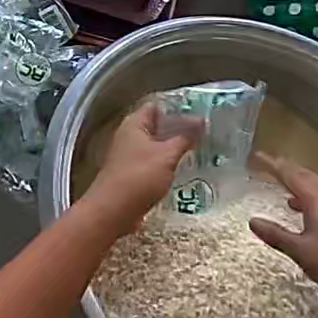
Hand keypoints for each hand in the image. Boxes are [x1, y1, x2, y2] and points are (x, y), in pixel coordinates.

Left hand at [81, 102, 201, 230]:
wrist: (112, 212)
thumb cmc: (139, 177)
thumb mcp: (167, 155)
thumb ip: (185, 137)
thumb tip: (201, 121)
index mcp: (134, 124)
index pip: (157, 106)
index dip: (177, 107)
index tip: (200, 112)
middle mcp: (129, 136)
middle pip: (157, 126)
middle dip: (179, 128)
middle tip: (205, 132)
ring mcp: (129, 156)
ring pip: (156, 146)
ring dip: (174, 147)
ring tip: (199, 149)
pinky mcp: (132, 174)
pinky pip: (153, 162)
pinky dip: (167, 163)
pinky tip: (184, 169)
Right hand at [249, 152, 317, 315]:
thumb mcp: (301, 252)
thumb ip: (276, 235)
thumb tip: (253, 221)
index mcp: (317, 201)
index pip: (291, 174)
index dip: (272, 164)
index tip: (256, 157)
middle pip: (306, 176)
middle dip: (286, 169)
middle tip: (268, 167)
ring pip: (317, 189)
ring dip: (299, 184)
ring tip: (283, 187)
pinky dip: (309, 200)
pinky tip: (305, 214)